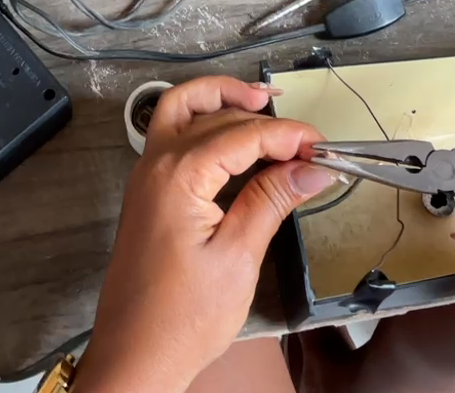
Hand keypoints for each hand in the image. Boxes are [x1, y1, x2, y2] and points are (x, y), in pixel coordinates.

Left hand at [76, 76, 333, 392]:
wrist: (133, 357)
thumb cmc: (182, 317)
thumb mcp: (238, 257)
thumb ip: (272, 201)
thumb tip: (312, 169)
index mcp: (178, 174)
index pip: (243, 134)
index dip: (286, 136)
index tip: (321, 148)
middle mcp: (156, 161)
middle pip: (216, 116)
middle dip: (263, 121)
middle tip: (305, 143)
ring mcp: (147, 173)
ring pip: (184, 108)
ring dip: (221, 98)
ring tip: (263, 102)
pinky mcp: (148, 188)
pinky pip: (173, 132)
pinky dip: (202, 118)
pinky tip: (231, 134)